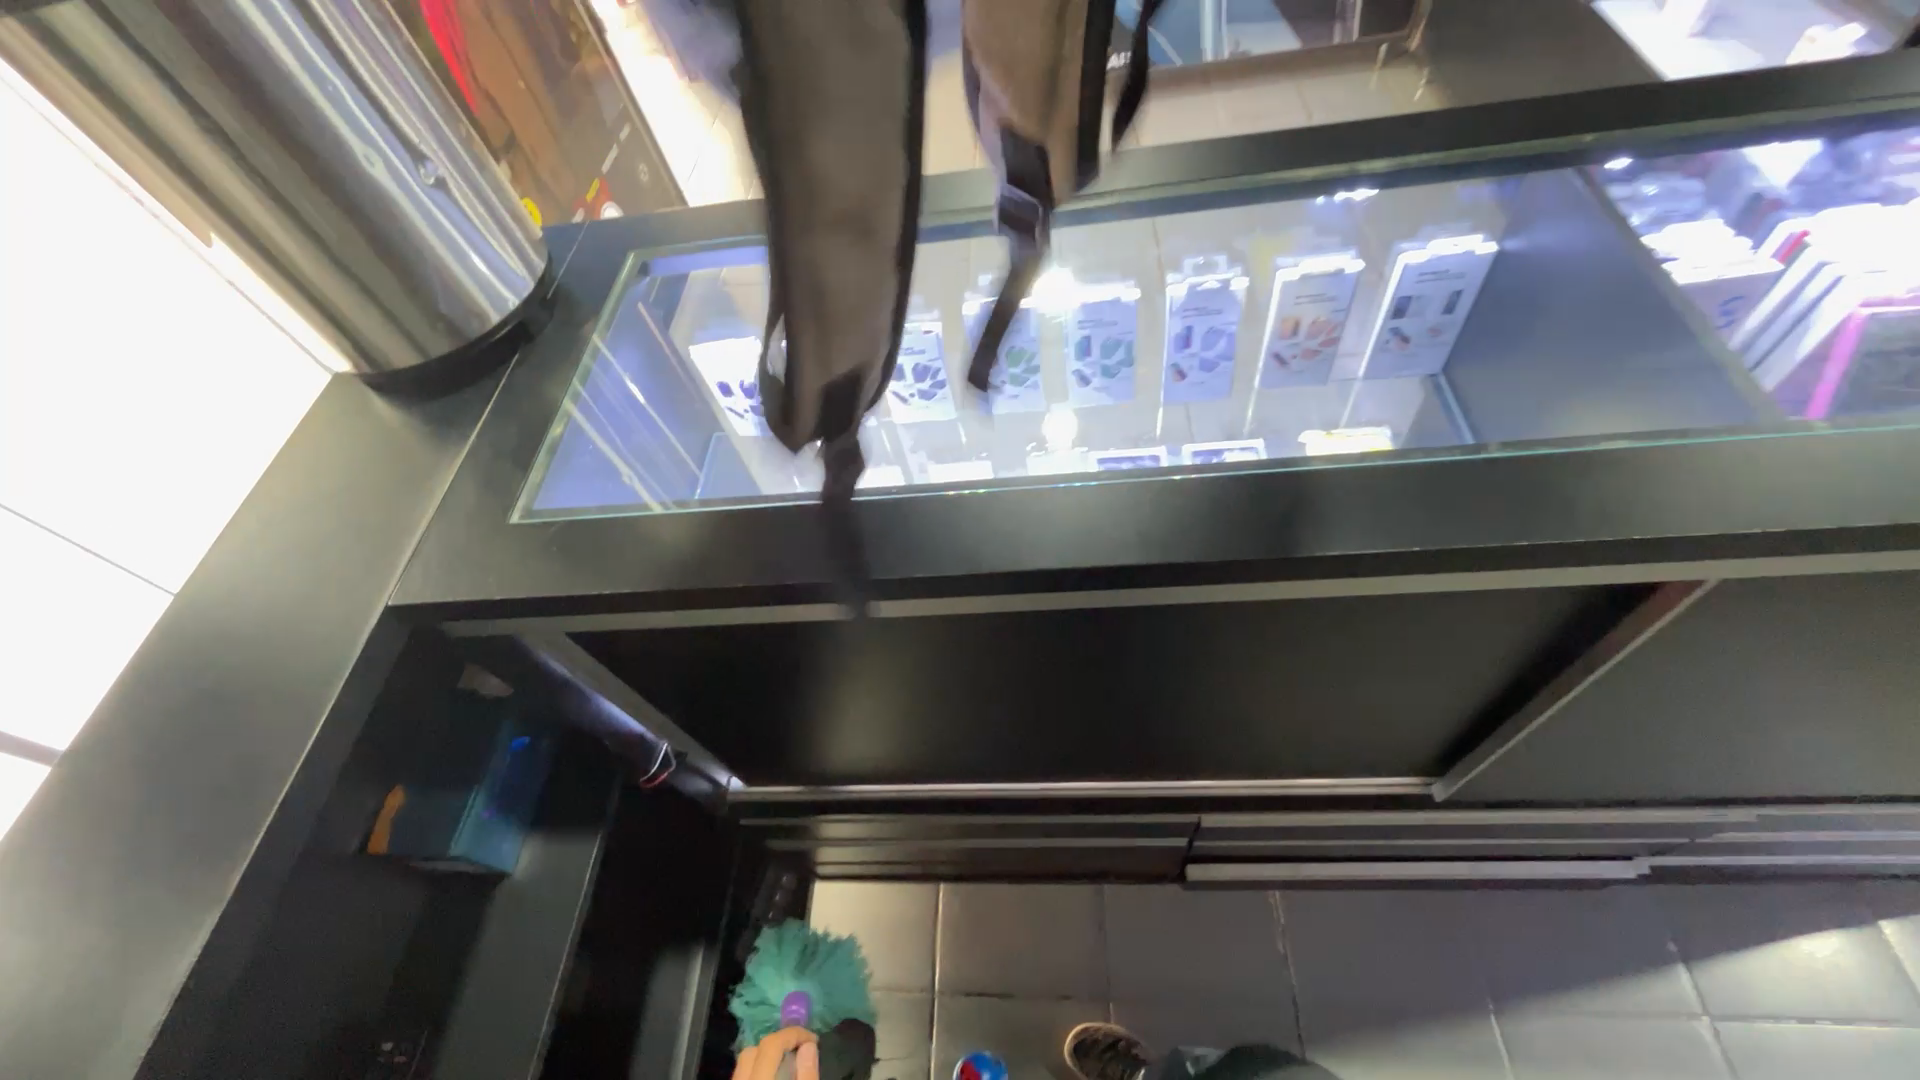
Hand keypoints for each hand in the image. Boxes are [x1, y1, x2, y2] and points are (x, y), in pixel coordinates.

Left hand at [733, 1026, 819, 1079]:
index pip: (771, 1045)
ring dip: (764, 1057)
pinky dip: (756, 1071)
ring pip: (743, 1064)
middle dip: (776, 1044)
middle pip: (751, 1052)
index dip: (794, 1035)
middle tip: (799, 1051)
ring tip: (787, 1064)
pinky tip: (772, 1077)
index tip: (813, 1040)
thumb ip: (807, 1075)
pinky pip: (741, 1076)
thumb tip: (808, 1045)